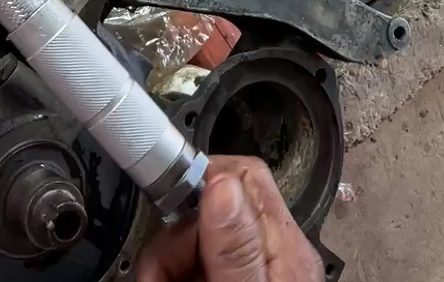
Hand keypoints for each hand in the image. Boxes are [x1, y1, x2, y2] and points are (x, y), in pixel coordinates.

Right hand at [137, 157, 322, 281]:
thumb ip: (236, 245)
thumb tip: (220, 180)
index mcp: (286, 245)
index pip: (243, 173)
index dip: (199, 182)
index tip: (165, 208)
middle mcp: (273, 251)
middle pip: (211, 206)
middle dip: (173, 236)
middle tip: (157, 274)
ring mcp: (254, 267)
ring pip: (196, 235)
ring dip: (165, 260)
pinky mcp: (232, 278)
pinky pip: (192, 261)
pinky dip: (171, 271)